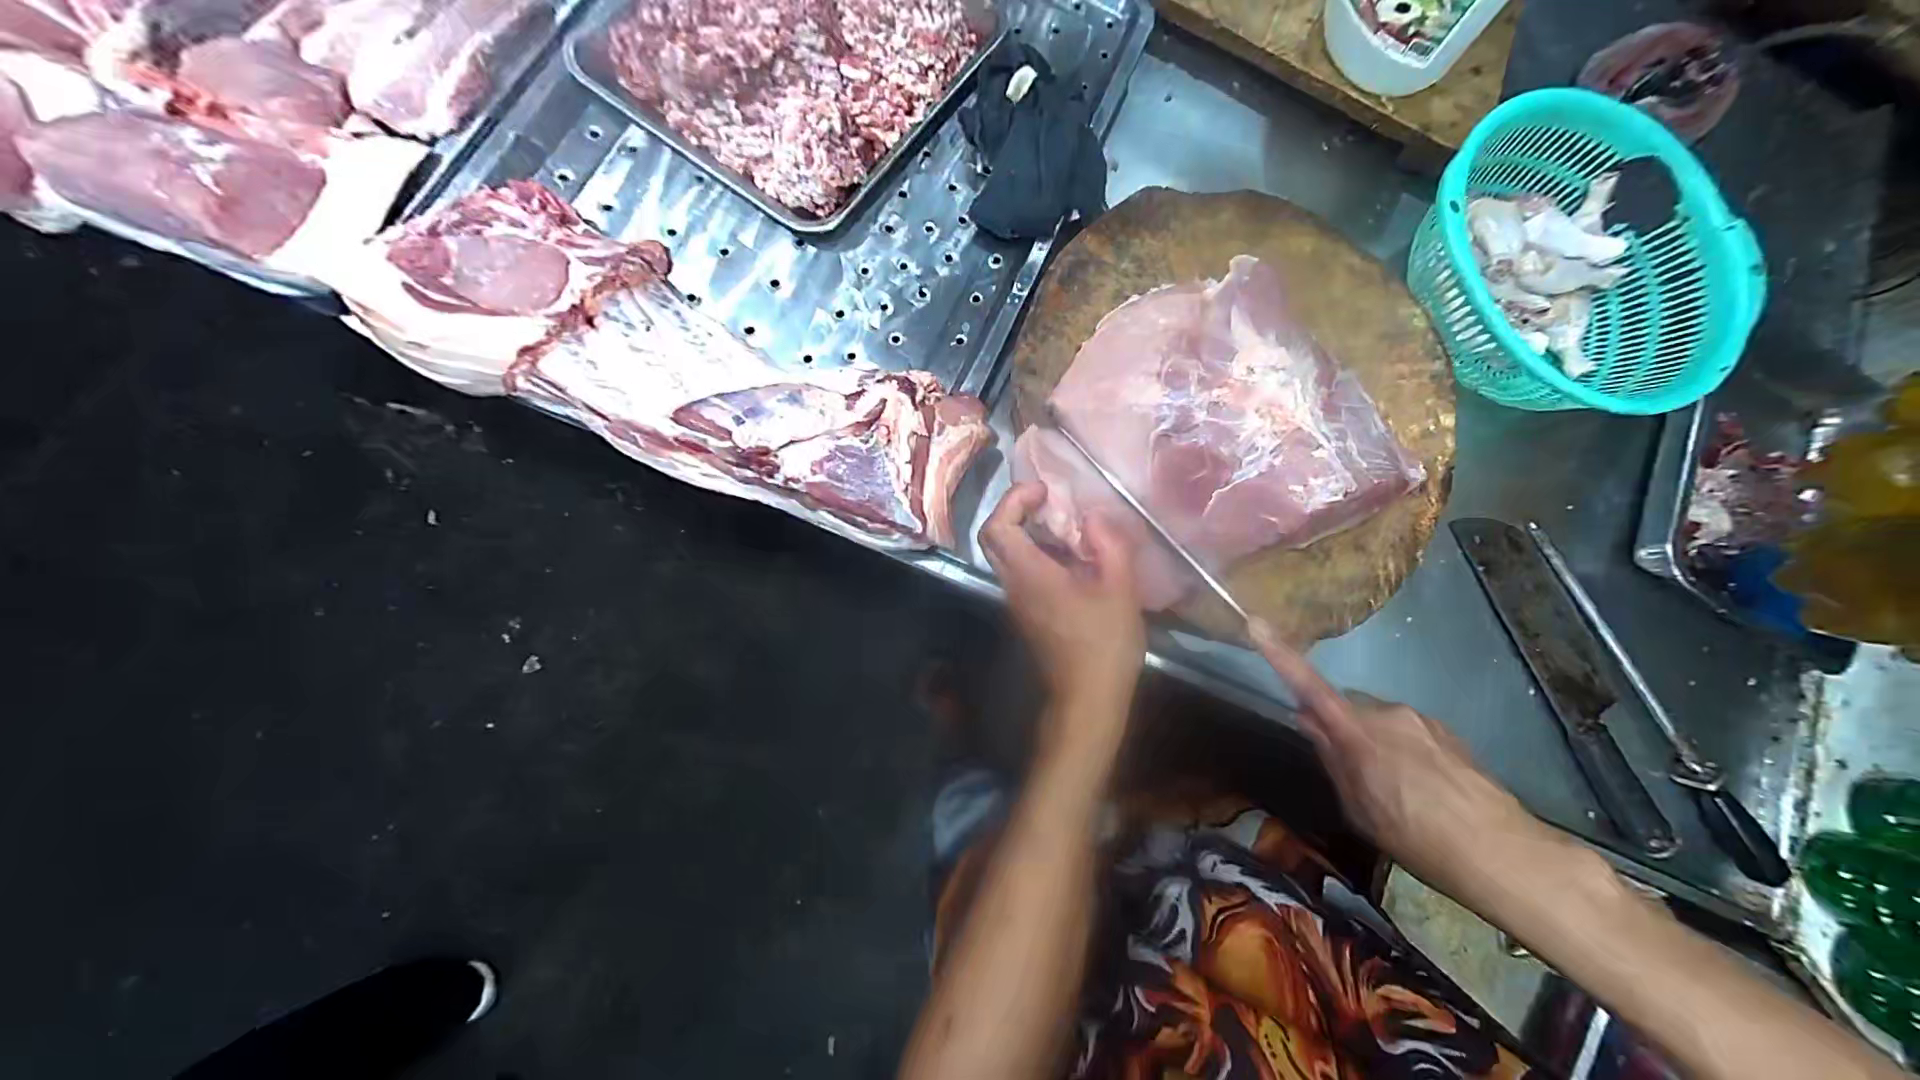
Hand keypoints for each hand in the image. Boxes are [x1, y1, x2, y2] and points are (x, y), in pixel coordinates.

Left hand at [982, 483, 1146, 754]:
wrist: (1088, 698)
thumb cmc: (1105, 644)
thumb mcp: (1120, 588)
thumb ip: (1108, 544)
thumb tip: (1092, 516)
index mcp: (1029, 575)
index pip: (997, 527)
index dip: (1013, 500)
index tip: (1044, 491)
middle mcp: (1013, 586)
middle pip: (994, 538)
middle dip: (1016, 511)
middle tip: (1050, 502)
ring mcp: (1017, 602)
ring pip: (1006, 556)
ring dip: (1028, 532)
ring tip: (1068, 527)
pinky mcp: (1027, 614)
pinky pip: (1021, 572)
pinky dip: (1037, 553)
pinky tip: (1073, 559)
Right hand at [1248, 620, 1556, 898]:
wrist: (1503, 853)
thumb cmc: (1416, 837)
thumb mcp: (1358, 807)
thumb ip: (1331, 757)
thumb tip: (1309, 720)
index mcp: (1358, 732)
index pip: (1308, 687)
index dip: (1280, 655)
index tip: (1256, 623)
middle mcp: (1387, 713)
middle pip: (1346, 708)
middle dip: (1340, 728)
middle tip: (1350, 773)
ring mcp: (1421, 720)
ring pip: (1378, 720)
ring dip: (1373, 742)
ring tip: (1393, 789)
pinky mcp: (1447, 731)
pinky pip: (1407, 731)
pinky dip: (1401, 750)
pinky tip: (1420, 787)